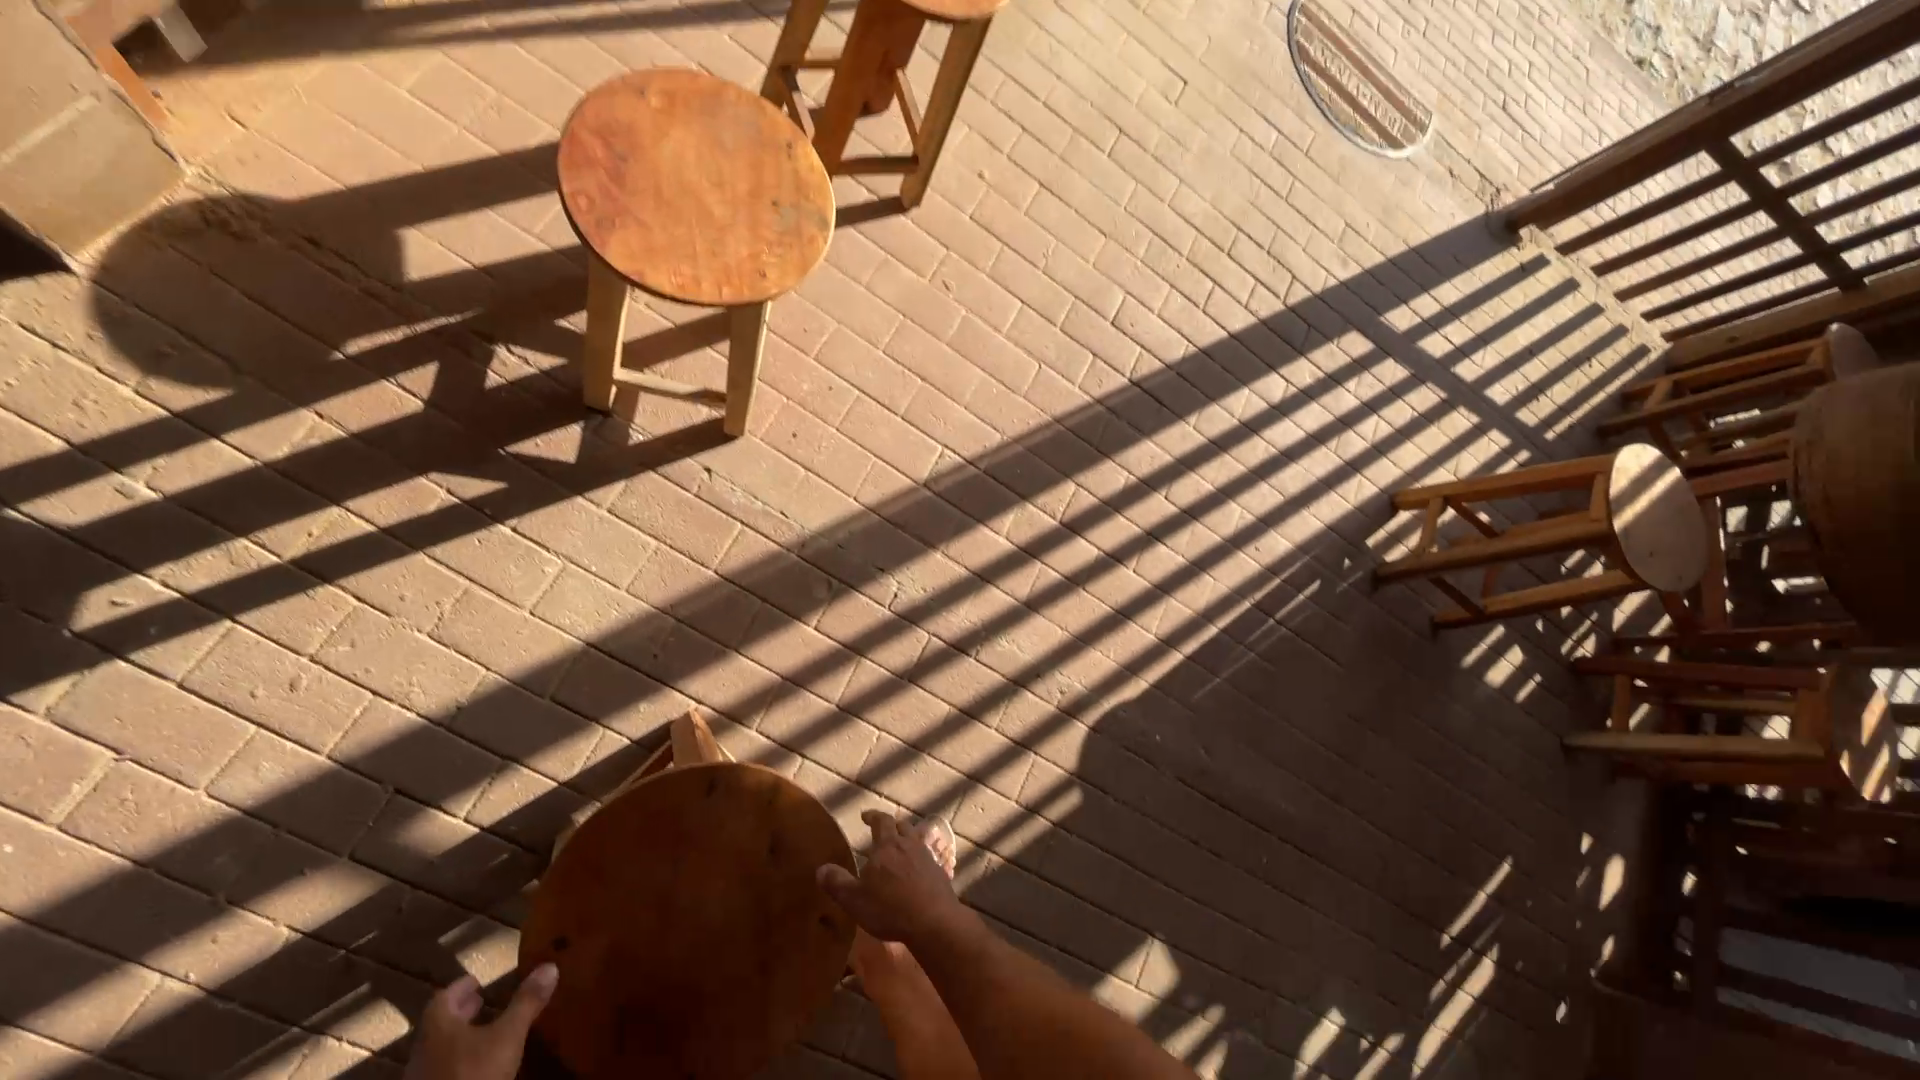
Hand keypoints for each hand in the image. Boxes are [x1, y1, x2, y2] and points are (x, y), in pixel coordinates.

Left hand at [403, 963, 557, 1079]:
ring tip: (482, 1032)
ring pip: (438, 1049)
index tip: (476, 981)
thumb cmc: (475, 1074)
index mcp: (438, 1028)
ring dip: (458, 1036)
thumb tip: (550, 967)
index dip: (460, 988)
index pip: (443, 998)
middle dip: (461, 1011)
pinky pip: (440, 1070)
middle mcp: (423, 1050)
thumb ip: (525, 1003)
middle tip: (481, 1002)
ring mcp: (422, 1077)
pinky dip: (457, 1059)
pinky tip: (475, 1064)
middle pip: (439, 1024)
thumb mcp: (508, 1036)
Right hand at [817, 811, 967, 944]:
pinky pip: (927, 858)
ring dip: (907, 838)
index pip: (881, 821)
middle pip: (902, 826)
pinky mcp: (939, 873)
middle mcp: (909, 845)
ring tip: (899, 845)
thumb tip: (821, 868)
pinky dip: (918, 858)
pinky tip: (915, 869)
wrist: (934, 921)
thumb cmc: (890, 908)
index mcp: (888, 846)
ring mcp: (927, 858)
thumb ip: (837, 882)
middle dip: (891, 825)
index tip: (865, 816)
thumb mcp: (854, 899)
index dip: (873, 816)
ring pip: (916, 840)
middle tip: (882, 828)